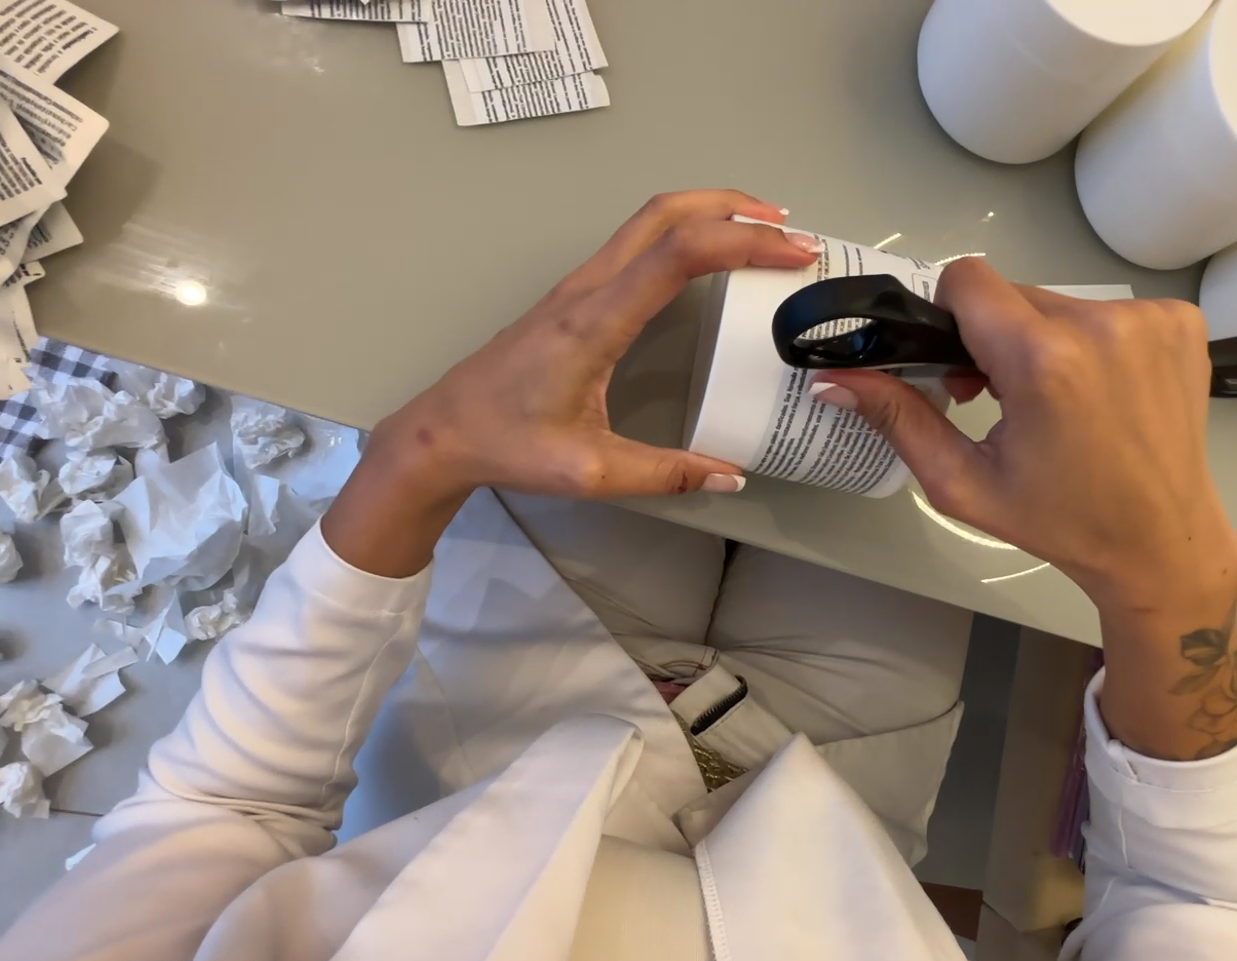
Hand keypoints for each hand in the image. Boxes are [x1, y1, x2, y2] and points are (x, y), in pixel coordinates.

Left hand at [322, 190, 819, 577]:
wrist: (442, 432)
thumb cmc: (509, 446)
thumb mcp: (593, 471)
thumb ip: (666, 473)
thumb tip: (732, 476)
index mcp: (596, 322)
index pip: (679, 254)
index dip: (744, 244)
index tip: (794, 254)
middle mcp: (588, 289)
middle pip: (665, 213)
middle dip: (735, 208)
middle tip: (790, 228)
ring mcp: (578, 287)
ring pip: (649, 220)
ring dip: (709, 213)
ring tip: (763, 233)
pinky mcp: (574, 297)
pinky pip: (636, 244)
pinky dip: (683, 234)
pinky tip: (707, 260)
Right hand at [809, 258, 1236, 759]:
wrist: (1160, 541)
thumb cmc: (1054, 520)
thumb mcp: (961, 482)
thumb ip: (897, 420)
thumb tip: (832, 381)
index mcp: (1042, 361)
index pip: (967, 279)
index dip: (946, 314)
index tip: (954, 362)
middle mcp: (1102, 321)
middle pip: (1011, 293)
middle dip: (989, 336)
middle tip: (993, 397)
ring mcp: (1152, 317)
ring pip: (1056, 301)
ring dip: (1037, 339)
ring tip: (1047, 402)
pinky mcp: (1187, 318)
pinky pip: (1104, 310)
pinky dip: (1085, 342)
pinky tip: (1093, 394)